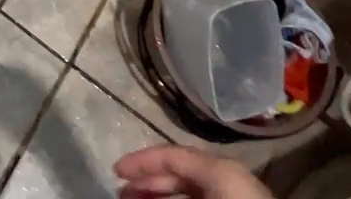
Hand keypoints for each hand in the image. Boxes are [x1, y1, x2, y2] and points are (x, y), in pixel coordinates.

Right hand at [115, 146, 272, 198]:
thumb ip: (162, 195)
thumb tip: (132, 194)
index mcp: (218, 168)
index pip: (171, 155)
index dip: (140, 161)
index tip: (115, 171)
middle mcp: (226, 174)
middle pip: (179, 171)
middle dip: (149, 182)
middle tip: (121, 193)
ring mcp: (235, 192)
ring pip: (191, 188)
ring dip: (162, 194)